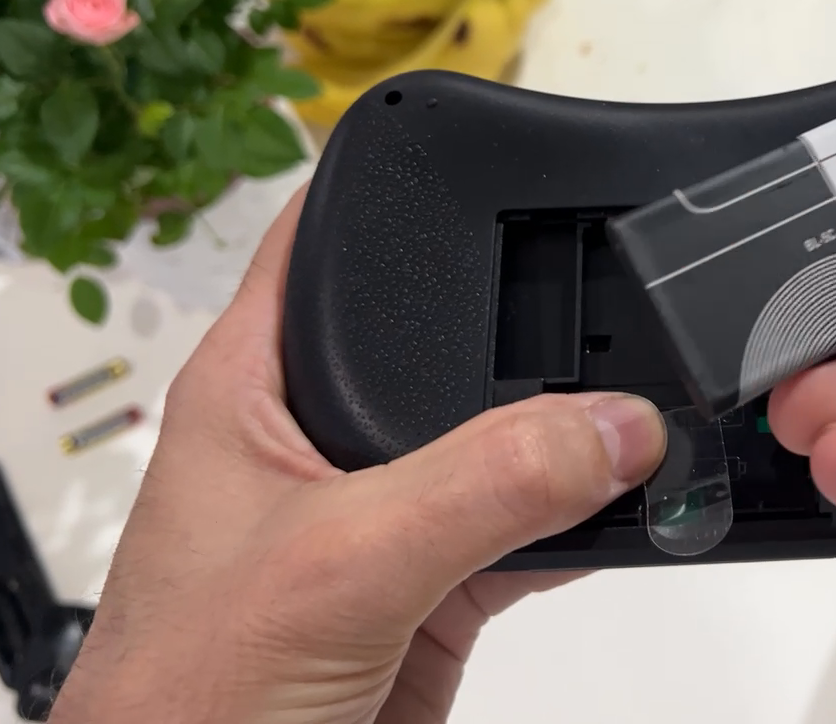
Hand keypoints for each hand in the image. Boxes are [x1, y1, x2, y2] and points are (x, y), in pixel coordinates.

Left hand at [51, 189, 665, 723]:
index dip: (412, 185)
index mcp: (267, 381)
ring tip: (651, 399)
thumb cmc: (184, 721)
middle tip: (625, 283)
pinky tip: (646, 489)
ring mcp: (408, 496)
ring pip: (520, 422)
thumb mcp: (330, 572)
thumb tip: (617, 427)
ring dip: (586, 420)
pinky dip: (606, 500)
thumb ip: (477, 487)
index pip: (339, 238)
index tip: (509, 166)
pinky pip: (554, 504)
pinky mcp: (458, 562)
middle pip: (462, 327)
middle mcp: (342, 425)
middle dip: (542, 308)